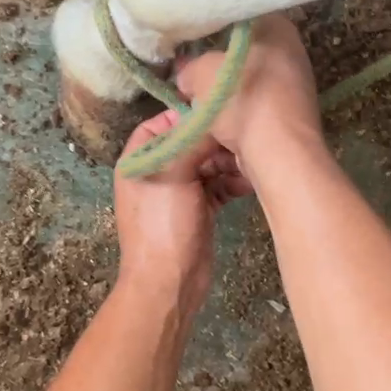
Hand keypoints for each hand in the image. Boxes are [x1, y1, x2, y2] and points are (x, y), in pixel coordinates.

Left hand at [112, 110, 247, 316]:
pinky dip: (232, 182)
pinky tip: (249, 182)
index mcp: (139, 158)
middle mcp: (157, 171)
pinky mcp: (199, 208)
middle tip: (244, 139)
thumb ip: (193, 140)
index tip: (220, 109)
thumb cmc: (162, 224)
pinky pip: (217, 186)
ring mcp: (178, 191)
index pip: (163, 122)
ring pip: (208, 164)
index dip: (189, 114)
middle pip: (190, 142)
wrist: (168, 282)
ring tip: (251, 163)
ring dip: (229, 162)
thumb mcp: (174, 173)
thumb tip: (215, 116)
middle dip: (217, 141)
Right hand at [174, 15, 324, 185]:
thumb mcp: (201, 74)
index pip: (237, 20)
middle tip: (190, 80)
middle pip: (241, 55)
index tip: (188, 48)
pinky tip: (218, 125)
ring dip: (223, 96)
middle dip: (214, 69)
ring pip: (246, 84)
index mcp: (276, 26)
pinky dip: (237, 115)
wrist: (277, 150)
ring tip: (199, 106)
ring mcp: (294, 85)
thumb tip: (186, 78)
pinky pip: (254, 108)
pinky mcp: (290, 115)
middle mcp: (291, 51)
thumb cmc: (242, 98)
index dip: (209, 32)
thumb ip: (190, 68)